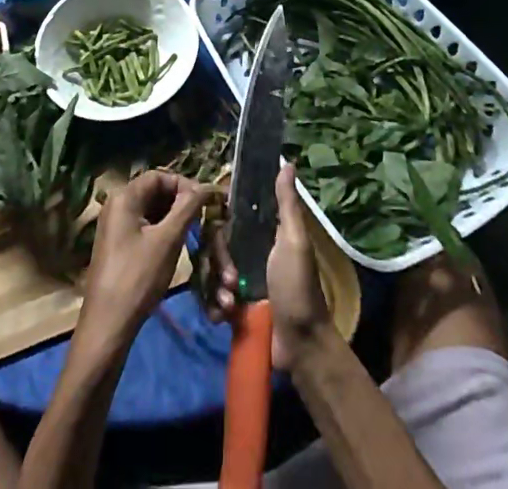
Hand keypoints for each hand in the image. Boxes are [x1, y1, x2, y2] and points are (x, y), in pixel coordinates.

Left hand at [77, 170, 213, 346]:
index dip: (184, 185)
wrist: (109, 318)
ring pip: (153, 212)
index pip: (159, 176)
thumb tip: (205, 187)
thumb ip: (186, 209)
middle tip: (205, 219)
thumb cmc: (138, 276)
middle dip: (182, 204)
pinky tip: (178, 246)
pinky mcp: (120, 244)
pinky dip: (165, 231)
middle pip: (156, 193)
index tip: (207, 202)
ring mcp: (117, 225)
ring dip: (176, 219)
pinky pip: (146, 227)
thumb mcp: (167, 240)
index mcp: (124, 197)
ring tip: (197, 234)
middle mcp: (117, 205)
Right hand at [206, 165, 330, 368]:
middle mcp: (244, 253)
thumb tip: (288, 163)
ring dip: (214, 287)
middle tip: (231, 279)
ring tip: (229, 303)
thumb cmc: (298, 289)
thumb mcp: (295, 242)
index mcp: (259, 235)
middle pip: (212, 245)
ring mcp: (235, 280)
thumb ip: (287, 205)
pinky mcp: (229, 305)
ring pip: (206, 270)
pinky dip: (212, 305)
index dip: (215, 219)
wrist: (301, 345)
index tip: (207, 222)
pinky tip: (223, 314)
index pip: (225, 216)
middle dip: (218, 263)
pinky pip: (207, 296)